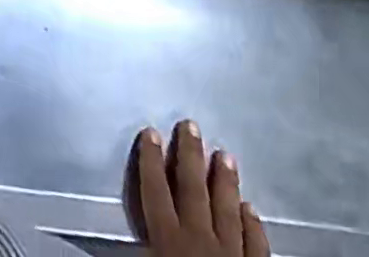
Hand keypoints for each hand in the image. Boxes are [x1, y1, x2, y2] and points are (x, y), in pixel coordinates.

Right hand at [129, 120, 269, 256]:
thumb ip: (135, 250)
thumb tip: (112, 236)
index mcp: (168, 239)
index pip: (155, 190)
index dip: (150, 160)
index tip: (150, 131)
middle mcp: (199, 239)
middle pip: (192, 189)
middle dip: (190, 155)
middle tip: (191, 125)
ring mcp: (232, 256)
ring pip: (227, 211)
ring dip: (225, 182)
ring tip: (226, 154)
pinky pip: (255, 246)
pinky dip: (253, 225)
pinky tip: (251, 209)